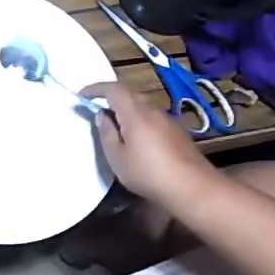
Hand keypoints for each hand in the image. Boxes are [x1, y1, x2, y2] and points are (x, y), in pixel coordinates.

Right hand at [82, 81, 217, 206]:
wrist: (192, 186)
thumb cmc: (147, 173)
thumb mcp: (117, 157)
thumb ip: (106, 133)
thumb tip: (102, 115)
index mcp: (135, 113)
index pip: (113, 89)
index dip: (95, 89)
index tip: (82, 96)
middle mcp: (152, 110)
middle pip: (129, 96)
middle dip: (112, 101)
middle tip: (99, 116)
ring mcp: (168, 120)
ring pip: (142, 108)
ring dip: (127, 114)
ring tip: (118, 133)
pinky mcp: (177, 132)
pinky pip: (153, 120)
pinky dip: (141, 124)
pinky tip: (140, 144)